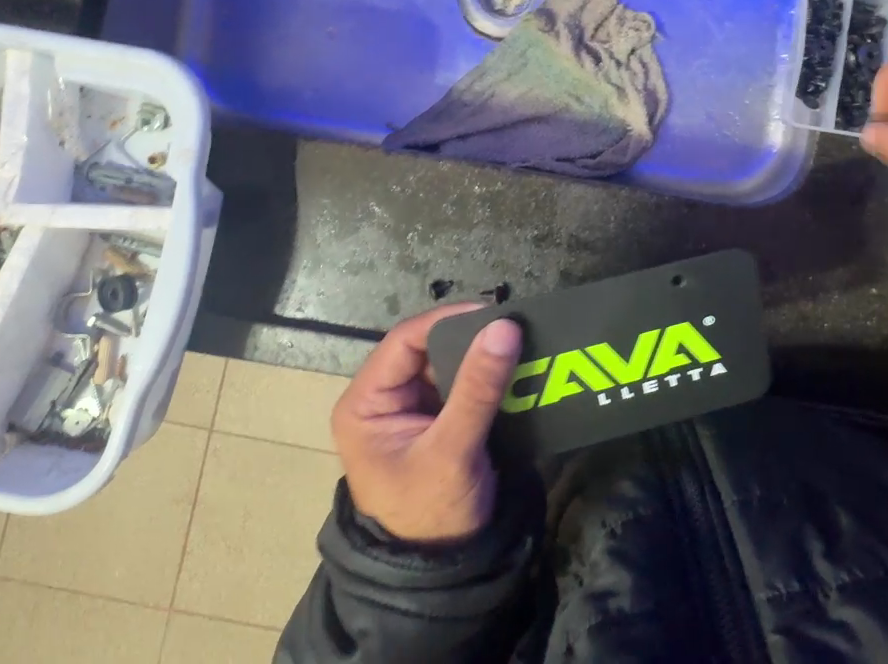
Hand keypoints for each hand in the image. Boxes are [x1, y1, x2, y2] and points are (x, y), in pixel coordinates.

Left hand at [331, 303, 522, 544]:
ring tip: (521, 343)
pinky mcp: (442, 422)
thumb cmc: (430, 514)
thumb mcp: (452, 450)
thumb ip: (477, 388)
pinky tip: (517, 369)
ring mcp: (414, 411)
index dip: (447, 321)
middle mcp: (386, 399)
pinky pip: (466, 386)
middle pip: (429, 349)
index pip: (404, 341)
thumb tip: (504, 327)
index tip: (493, 313)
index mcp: (366, 403)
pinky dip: (489, 377)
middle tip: (514, 327)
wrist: (444, 574)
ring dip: (483, 356)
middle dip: (470, 338)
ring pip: (451, 365)